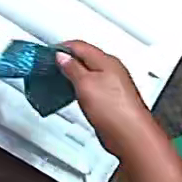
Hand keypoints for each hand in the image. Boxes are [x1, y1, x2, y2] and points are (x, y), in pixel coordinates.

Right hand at [58, 41, 164, 157]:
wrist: (131, 135)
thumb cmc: (114, 110)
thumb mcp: (85, 84)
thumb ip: (72, 68)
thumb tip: (62, 57)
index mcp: (106, 61)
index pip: (80, 46)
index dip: (63, 48)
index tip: (50, 53)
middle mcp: (112, 71)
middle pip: (86, 57)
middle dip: (69, 60)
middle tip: (53, 64)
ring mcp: (113, 86)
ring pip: (90, 73)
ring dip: (75, 74)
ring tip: (60, 78)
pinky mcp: (112, 100)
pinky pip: (94, 87)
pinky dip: (82, 87)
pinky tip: (77, 94)